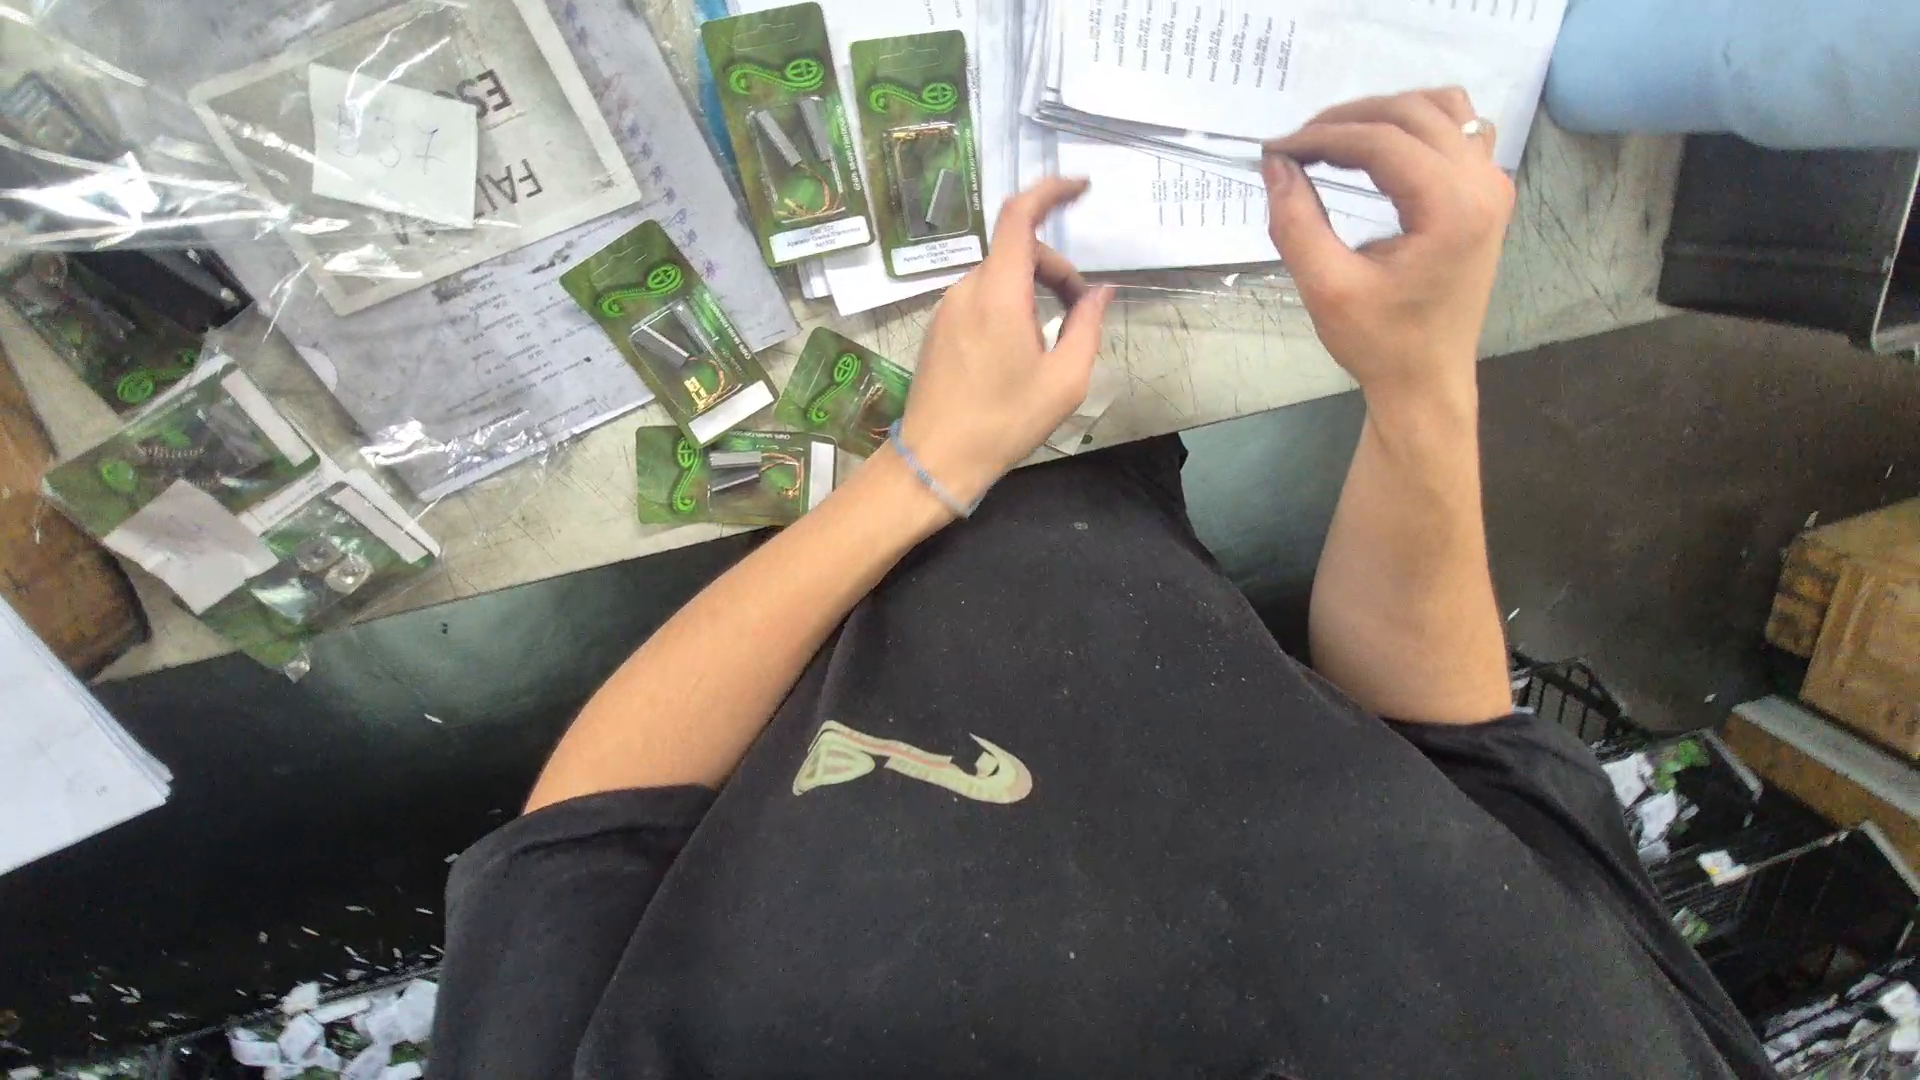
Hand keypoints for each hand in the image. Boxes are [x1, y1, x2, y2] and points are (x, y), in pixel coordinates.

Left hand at [897, 176, 1115, 509]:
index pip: (1020, 216)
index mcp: (998, 294)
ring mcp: (945, 310)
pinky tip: (1017, 352)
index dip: (1051, 191)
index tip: (1080, 188)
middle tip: (1079, 312)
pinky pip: (978, 300)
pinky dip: (1006, 308)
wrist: (936, 460)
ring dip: (1031, 293)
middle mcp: (966, 290)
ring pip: (998, 278)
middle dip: (1055, 270)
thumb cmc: (1004, 423)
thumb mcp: (1064, 381)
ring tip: (1048, 343)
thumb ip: (1087, 327)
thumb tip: (1101, 292)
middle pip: (1016, 252)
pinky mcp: (936, 330)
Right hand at [1262, 88, 1514, 404]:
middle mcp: (1482, 183)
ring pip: (1443, 110)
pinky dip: (1415, 127)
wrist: (1426, 380)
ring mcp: (1491, 186)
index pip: (1382, 142)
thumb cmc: (1379, 343)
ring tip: (1333, 141)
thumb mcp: (1326, 289)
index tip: (1276, 150)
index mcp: (1451, 207)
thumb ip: (1296, 223)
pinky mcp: (1486, 196)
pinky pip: (1458, 132)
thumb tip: (1275, 166)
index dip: (1323, 138)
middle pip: (1414, 113)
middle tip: (1297, 145)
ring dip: (1384, 114)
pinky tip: (1379, 150)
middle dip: (1348, 120)